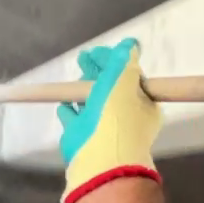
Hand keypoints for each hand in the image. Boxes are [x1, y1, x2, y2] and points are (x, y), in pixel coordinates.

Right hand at [56, 38, 161, 202]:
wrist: (101, 159)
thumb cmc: (116, 118)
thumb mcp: (123, 82)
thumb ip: (123, 62)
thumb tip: (129, 44)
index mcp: (141, 103)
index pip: (128, 76)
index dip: (113, 62)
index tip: (96, 51)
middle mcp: (123, 114)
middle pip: (108, 87)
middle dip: (97, 71)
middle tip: (83, 57)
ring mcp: (101, 126)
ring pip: (91, 102)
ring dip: (83, 89)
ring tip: (74, 75)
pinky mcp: (81, 136)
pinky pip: (74, 119)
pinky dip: (69, 110)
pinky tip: (63, 103)